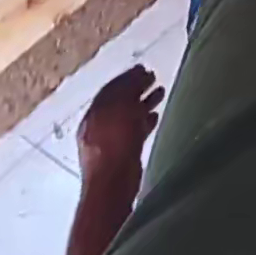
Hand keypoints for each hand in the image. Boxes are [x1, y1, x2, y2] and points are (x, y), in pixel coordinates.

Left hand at [77, 65, 162, 187]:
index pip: (111, 88)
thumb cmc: (115, 144)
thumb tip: (137, 75)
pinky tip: (155, 116)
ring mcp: (109, 141)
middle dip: (136, 87)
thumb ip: (128, 90)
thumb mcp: (122, 109)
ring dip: (144, 102)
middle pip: (120, 100)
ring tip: (161, 92)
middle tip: (153, 76)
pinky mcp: (122, 155)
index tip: (143, 67)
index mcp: (94, 113)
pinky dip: (145, 121)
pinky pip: (134, 132)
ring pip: (129, 115)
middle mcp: (99, 125)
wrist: (113, 187)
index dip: (127, 76)